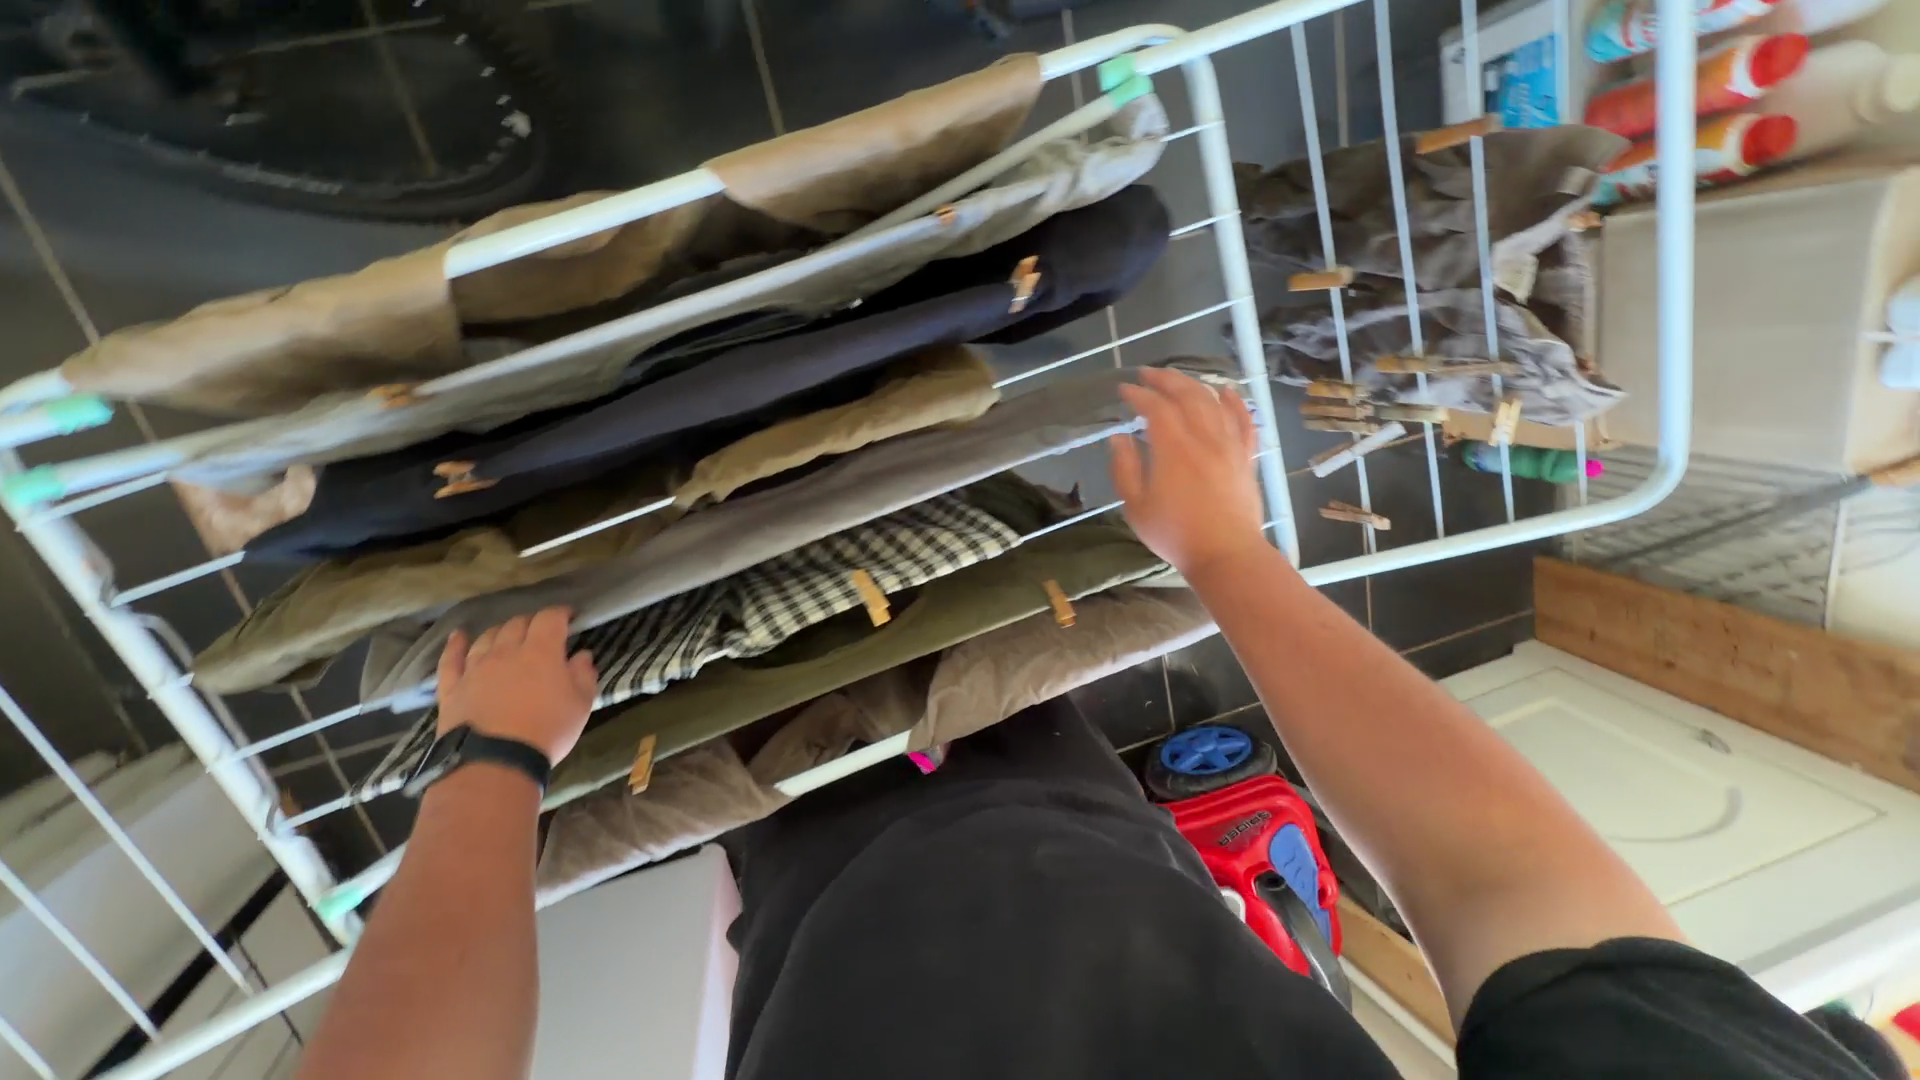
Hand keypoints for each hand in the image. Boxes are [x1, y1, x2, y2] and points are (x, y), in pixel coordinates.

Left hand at [436, 607, 596, 764]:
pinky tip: (458, 636)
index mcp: (541, 651)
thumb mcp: (581, 704)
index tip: (570, 616)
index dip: (561, 613)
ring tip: (508, 637)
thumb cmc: (547, 731)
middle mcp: (505, 651)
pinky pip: (451, 659)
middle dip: (532, 623)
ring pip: (487, 637)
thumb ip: (584, 674)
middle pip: (517, 623)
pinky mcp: (452, 687)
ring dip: (500, 632)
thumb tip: (581, 655)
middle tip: (542, 633)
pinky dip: (455, 644)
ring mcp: (475, 668)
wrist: (495, 762)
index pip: (550, 618)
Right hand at [1109, 367, 1270, 577]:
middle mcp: (1203, 437)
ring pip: (1214, 402)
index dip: (1138, 394)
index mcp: (1173, 448)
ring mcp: (1229, 445)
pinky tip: (1226, 391)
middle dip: (1165, 379)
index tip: (1124, 390)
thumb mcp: (1136, 506)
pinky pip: (1243, 421)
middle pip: (1187, 394)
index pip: (1155, 407)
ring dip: (1193, 385)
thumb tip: (1119, 437)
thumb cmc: (1175, 534)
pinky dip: (1234, 402)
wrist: (1225, 554)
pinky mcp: (1245, 457)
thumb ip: (1125, 468)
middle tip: (1146, 374)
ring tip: (1177, 380)